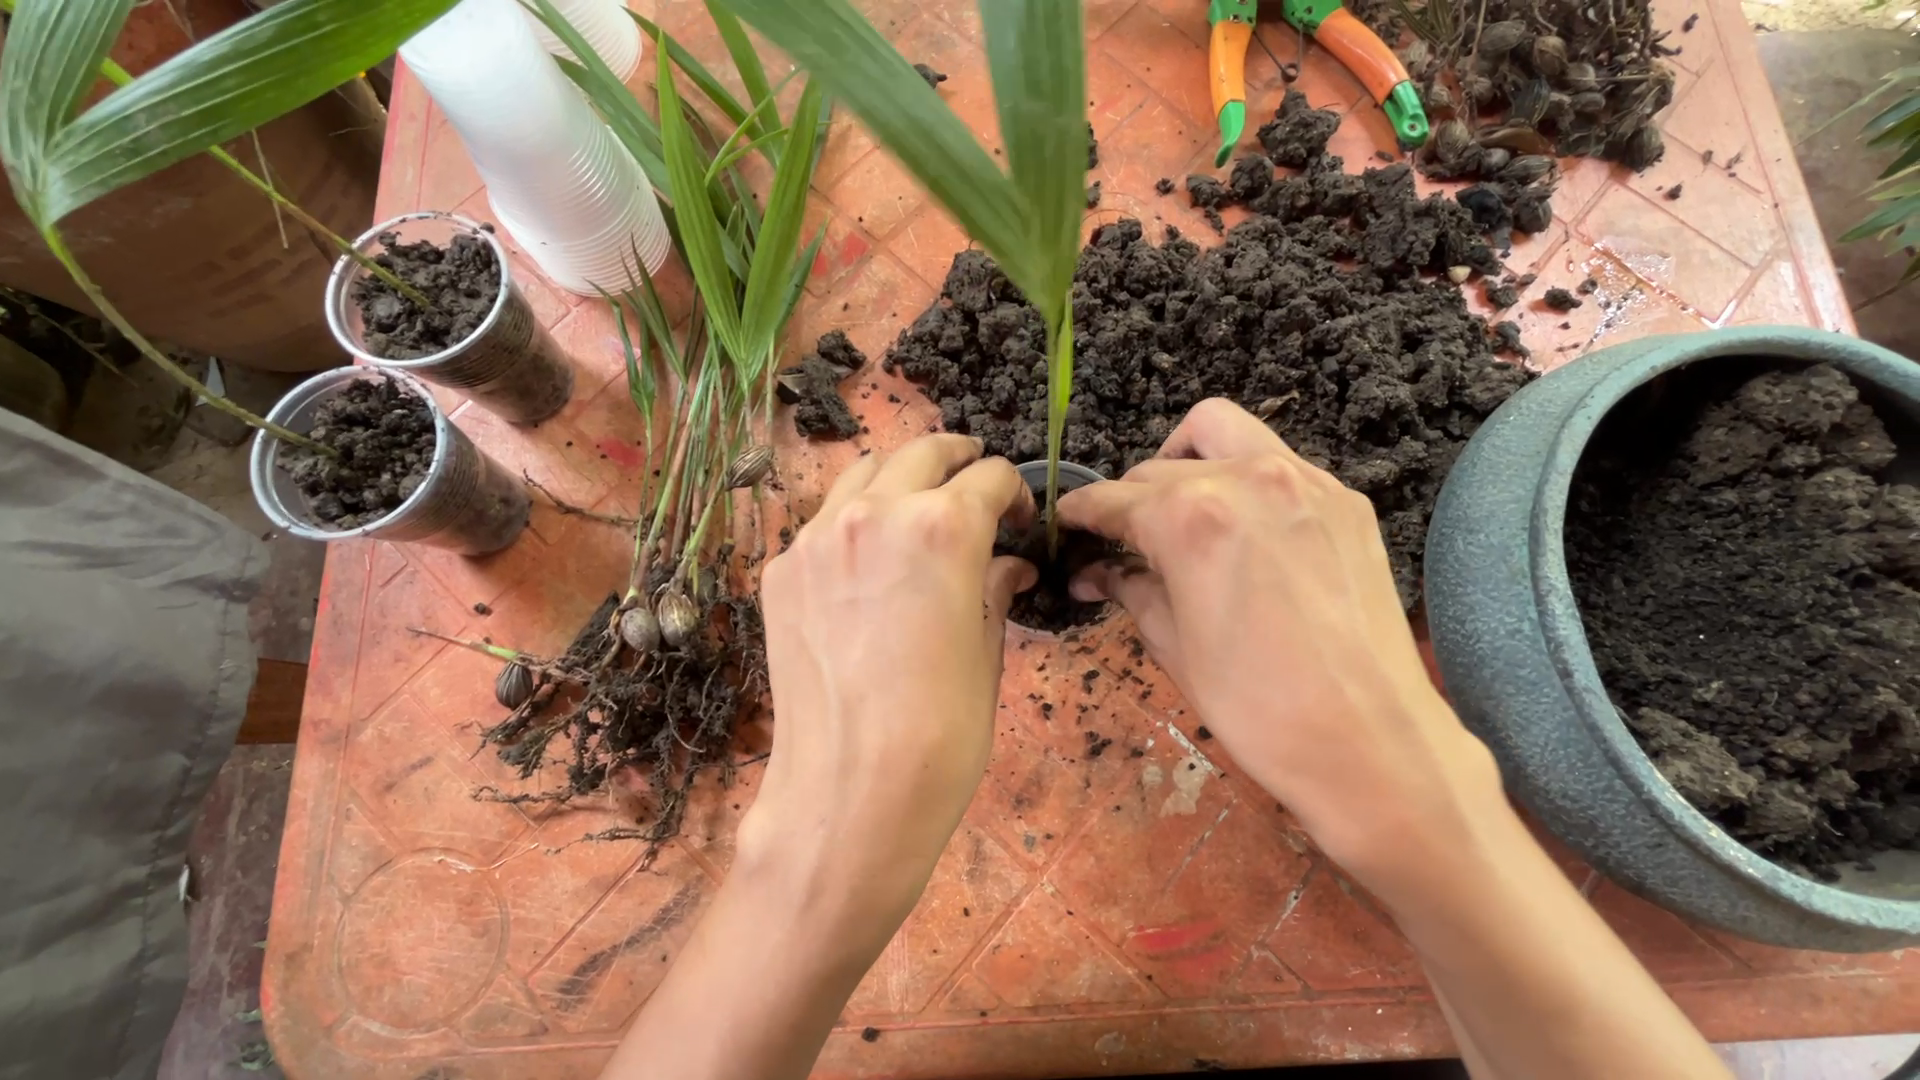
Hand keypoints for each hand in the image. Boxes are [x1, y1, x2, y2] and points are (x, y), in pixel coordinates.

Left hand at [742, 434, 1035, 952]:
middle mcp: (874, 513)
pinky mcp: (780, 569)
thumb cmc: (943, 732)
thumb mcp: (987, 653)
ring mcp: (817, 537)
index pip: (988, 477)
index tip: (1018, 517)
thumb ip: (995, 590)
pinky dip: (854, 521)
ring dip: (899, 479)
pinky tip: (866, 563)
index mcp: (942, 527)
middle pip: (922, 452)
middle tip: (974, 485)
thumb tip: (1009, 566)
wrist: (849, 790)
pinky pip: (824, 521)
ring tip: (916, 509)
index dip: (1014, 492)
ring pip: (864, 473)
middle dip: (958, 459)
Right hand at [1057, 399, 1501, 892]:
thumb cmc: (1254, 706)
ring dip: (1185, 462)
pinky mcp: (1344, 499)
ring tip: (1179, 512)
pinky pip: (1275, 462)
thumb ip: (1131, 590)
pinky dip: (1241, 480)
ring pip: (1221, 433)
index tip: (1066, 520)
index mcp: (1189, 518)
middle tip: (1123, 542)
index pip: (1114, 498)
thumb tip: (1094, 574)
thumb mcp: (1174, 647)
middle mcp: (1245, 477)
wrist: (1371, 743)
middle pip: (1159, 467)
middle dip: (1129, 499)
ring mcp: (1304, 480)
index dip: (1081, 511)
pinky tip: (1242, 531)